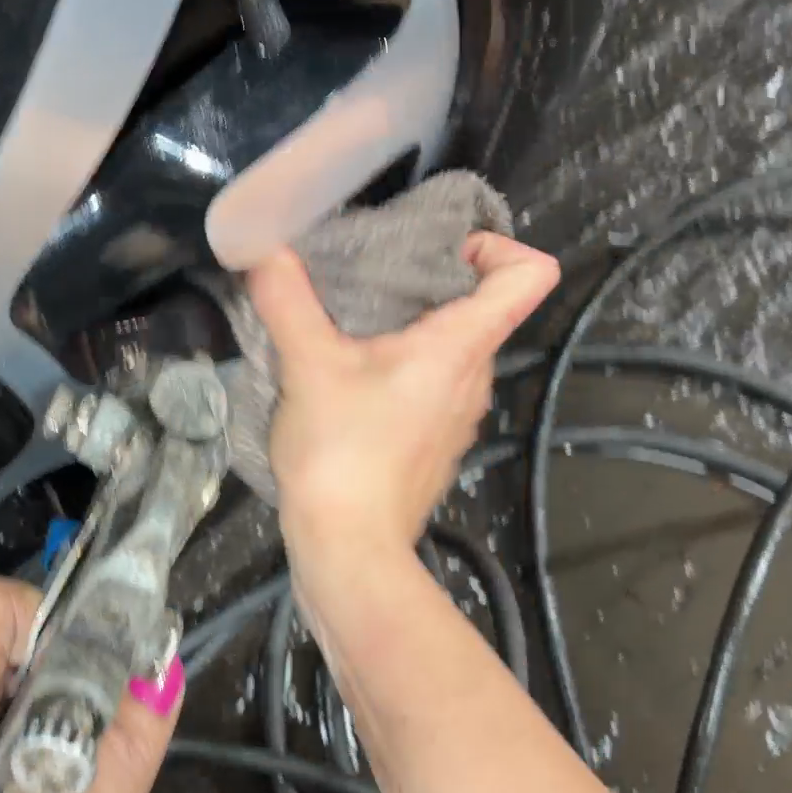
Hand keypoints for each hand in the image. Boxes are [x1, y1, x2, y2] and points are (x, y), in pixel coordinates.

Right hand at [249, 232, 558, 560]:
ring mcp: (457, 422)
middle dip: (429, 291)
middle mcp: (475, 380)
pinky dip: (399, 382)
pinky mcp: (433, 452)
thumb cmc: (341, 452)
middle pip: (480, 313)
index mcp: (461, 347)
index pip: (529, 273)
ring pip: (449, 358)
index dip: (499, 247)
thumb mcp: (307, 367)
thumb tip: (263, 248)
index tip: (443, 252)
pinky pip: (429, 396)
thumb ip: (287, 301)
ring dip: (408, 340)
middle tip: (368, 291)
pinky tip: (349, 398)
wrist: (346, 545)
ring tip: (349, 344)